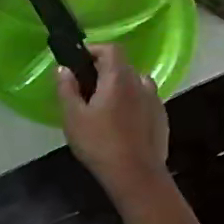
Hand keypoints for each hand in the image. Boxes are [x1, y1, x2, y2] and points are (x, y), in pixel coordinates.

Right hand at [57, 43, 169, 197]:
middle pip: (122, 65)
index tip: (77, 61)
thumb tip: (63, 69)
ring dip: (118, 86)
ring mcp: (154, 101)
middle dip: (102, 69)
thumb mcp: (73, 116)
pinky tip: (119, 122)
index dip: (94, 49)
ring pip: (134, 83)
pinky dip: (130, 101)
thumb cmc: (98, 143)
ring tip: (102, 105)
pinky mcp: (160, 117)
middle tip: (83, 88)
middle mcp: (140, 84)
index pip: (111, 49)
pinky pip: (143, 100)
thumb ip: (67, 89)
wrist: (135, 174)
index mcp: (118, 79)